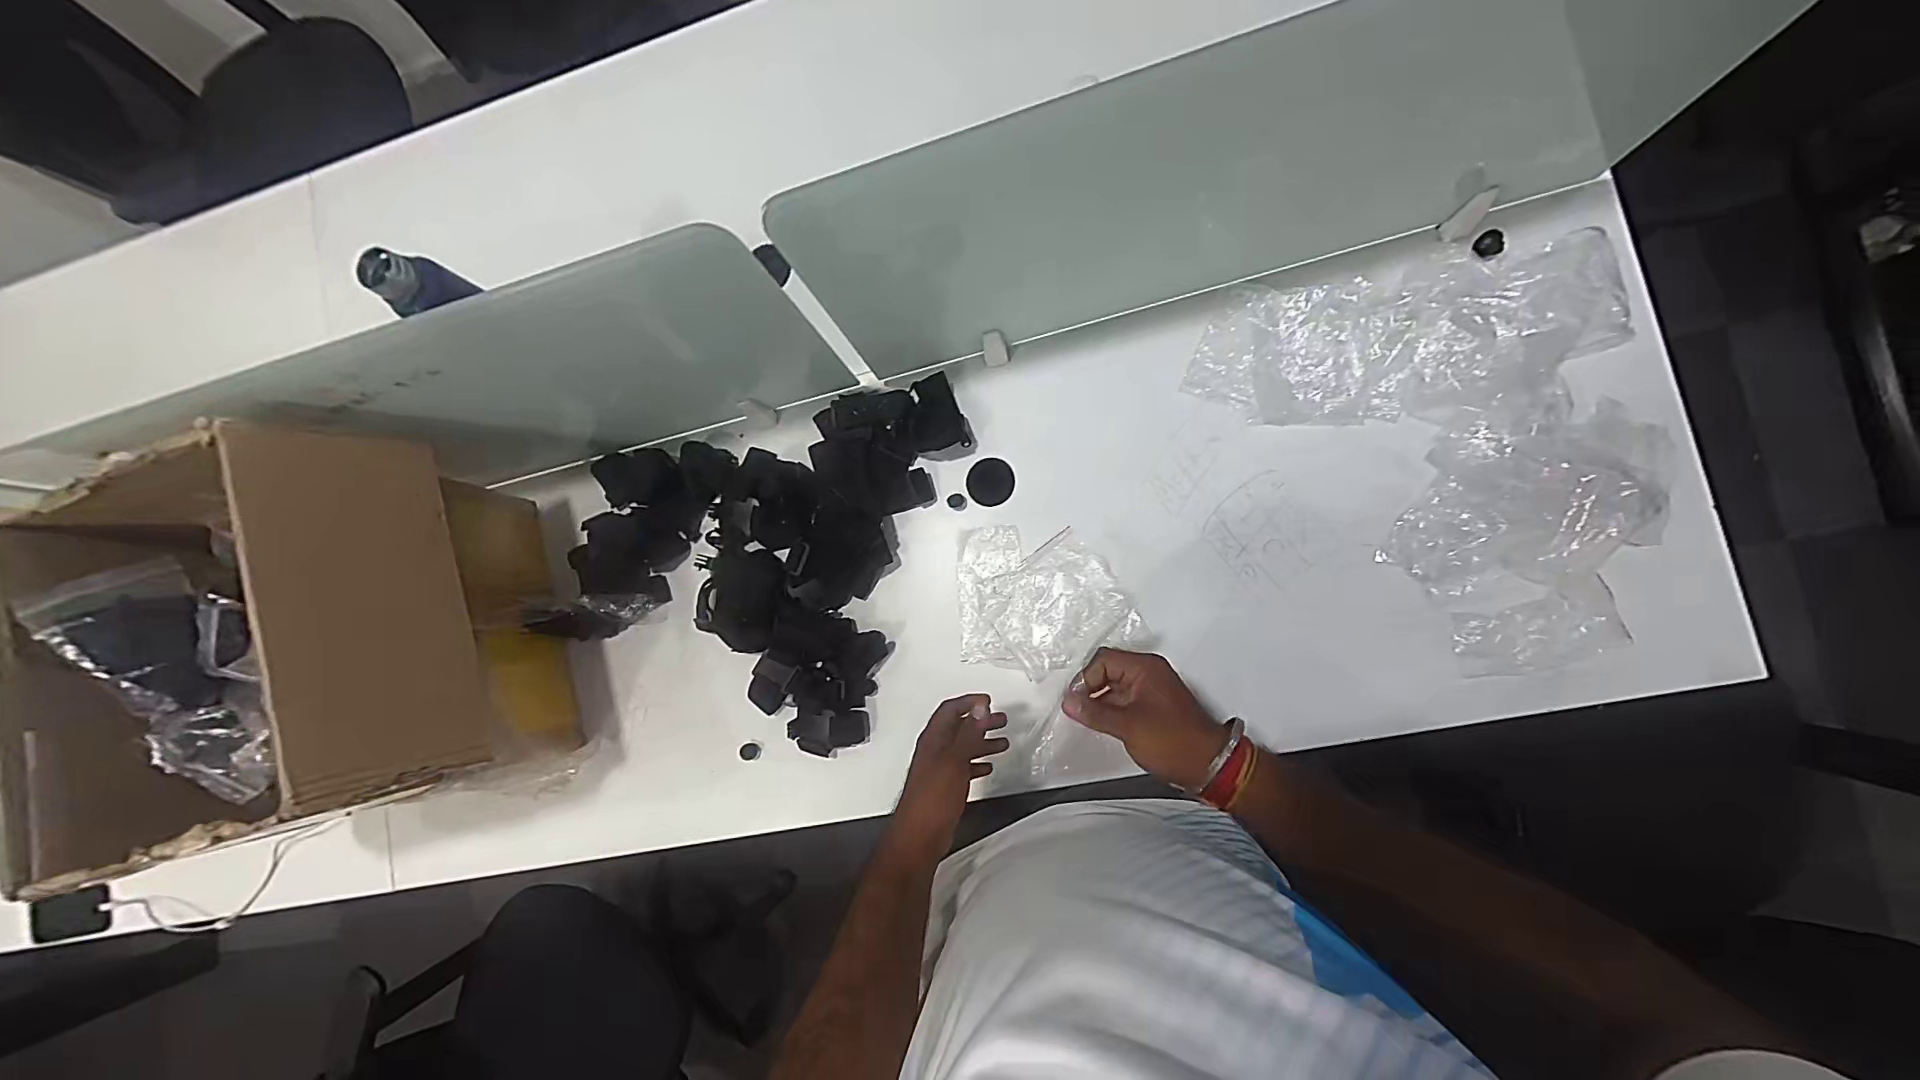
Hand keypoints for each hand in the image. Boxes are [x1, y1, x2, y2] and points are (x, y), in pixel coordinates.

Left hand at [891, 694, 1007, 852]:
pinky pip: (964, 767)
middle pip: (959, 727)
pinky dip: (977, 762)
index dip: (968, 702)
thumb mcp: (954, 760)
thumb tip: (979, 709)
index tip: (986, 700)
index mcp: (933, 740)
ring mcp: (939, 769)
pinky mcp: (945, 787)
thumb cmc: (931, 801)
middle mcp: (935, 752)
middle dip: (980, 721)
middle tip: (999, 718)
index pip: (950, 710)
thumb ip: (968, 733)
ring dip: (982, 741)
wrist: (920, 837)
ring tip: (1001, 741)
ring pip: (963, 747)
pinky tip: (986, 766)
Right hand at [1063, 649, 1227, 790]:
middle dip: (1090, 688)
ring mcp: (1153, 689)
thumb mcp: (1127, 726)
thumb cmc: (1177, 742)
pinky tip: (1105, 723)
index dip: (1085, 679)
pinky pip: (1125, 698)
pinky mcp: (1154, 706)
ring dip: (1100, 700)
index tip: (1076, 700)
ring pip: (1116, 686)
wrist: (1209, 765)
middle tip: (1078, 708)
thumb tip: (1071, 702)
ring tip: (1089, 718)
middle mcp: (1150, 673)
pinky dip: (1112, 709)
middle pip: (1108, 670)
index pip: (1104, 660)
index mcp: (1145, 668)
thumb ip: (1095, 712)